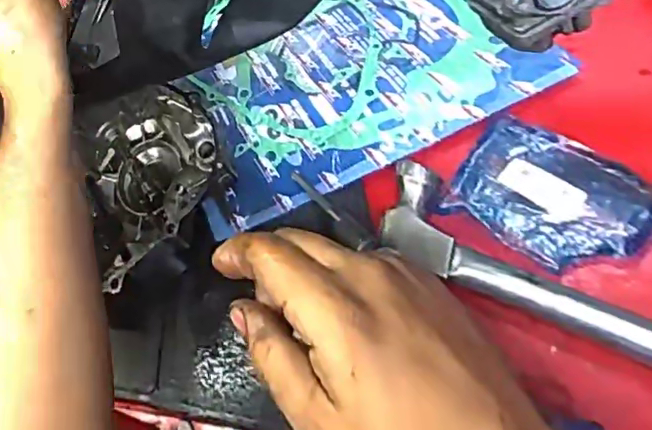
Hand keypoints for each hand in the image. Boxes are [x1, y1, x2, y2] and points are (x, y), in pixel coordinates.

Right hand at [214, 230, 548, 429]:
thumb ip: (274, 358)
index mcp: (339, 309)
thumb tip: (246, 313)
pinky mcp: (429, 280)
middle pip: (300, 240)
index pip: (272, 253)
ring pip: (334, 248)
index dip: (238, 251)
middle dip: (268, 257)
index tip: (222, 262)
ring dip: (307, 266)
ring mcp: (404, 272)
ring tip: (305, 316)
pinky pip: (370, 260)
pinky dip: (344, 273)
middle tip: (255, 295)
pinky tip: (351, 316)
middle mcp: (371, 274)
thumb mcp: (322, 423)